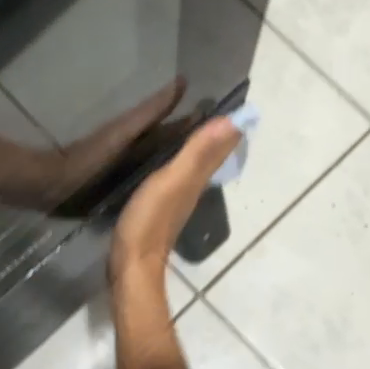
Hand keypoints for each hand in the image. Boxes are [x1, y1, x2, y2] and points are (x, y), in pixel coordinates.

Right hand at [109, 117, 240, 285]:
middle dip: (215, 135)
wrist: (131, 264)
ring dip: (198, 148)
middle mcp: (192, 188)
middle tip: (214, 108)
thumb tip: (232, 122)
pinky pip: (176, 178)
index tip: (237, 104)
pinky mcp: (159, 208)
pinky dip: (178, 162)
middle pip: (210, 158)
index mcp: (197, 179)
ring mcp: (176, 200)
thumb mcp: (172, 181)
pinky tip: (168, 157)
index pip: (221, 148)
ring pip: (194, 168)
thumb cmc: (150, 221)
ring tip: (192, 125)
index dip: (230, 129)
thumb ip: (198, 153)